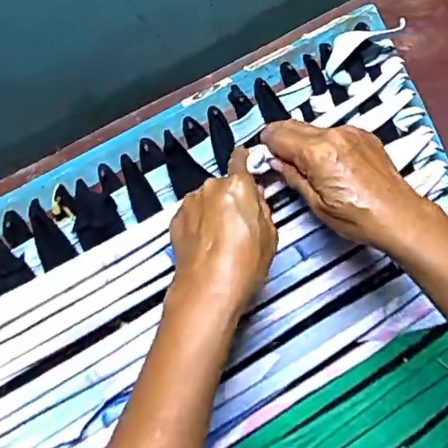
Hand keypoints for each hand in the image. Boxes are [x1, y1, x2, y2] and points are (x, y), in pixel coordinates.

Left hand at [168, 168, 277, 319]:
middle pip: (225, 184)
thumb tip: (258, 201)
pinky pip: (193, 214)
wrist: (207, 289)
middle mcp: (211, 187)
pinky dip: (199, 224)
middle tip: (242, 223)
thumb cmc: (240, 266)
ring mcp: (192, 202)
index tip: (247, 159)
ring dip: (214, 211)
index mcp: (238, 185)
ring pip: (207, 199)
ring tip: (224, 239)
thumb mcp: (270, 234)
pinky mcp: (177, 219)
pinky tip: (209, 245)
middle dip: (232, 197)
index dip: (246, 160)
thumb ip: (264, 207)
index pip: (241, 158)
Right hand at [260, 121, 446, 256]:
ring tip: (306, 166)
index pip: (277, 135)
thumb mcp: (316, 204)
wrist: (399, 216)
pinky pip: (333, 132)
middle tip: (276, 159)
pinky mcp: (362, 135)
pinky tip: (328, 164)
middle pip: (292, 125)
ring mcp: (350, 133)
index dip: (265, 146)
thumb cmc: (364, 217)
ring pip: (312, 127)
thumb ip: (292, 177)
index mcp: (318, 152)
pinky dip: (324, 143)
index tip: (263, 155)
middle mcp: (334, 136)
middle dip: (280, 140)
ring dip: (303, 141)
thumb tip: (277, 164)